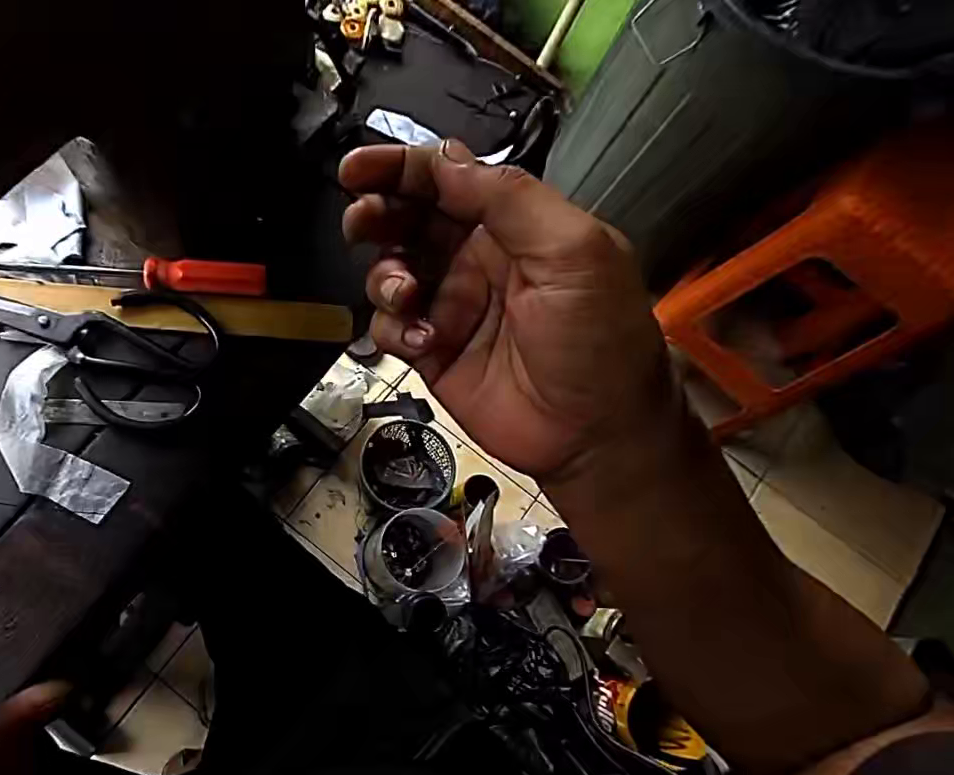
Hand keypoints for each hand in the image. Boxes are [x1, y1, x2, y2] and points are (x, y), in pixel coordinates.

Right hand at [341, 140, 669, 480]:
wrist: (591, 431)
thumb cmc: (597, 338)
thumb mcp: (572, 251)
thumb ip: (509, 201)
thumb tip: (446, 163)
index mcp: (511, 227)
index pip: (447, 182)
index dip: (401, 169)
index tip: (357, 168)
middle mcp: (474, 262)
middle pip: (408, 224)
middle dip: (377, 216)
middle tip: (360, 222)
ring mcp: (450, 310)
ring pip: (391, 276)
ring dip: (385, 277)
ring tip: (407, 294)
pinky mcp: (432, 355)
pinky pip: (392, 330)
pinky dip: (396, 330)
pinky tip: (424, 343)